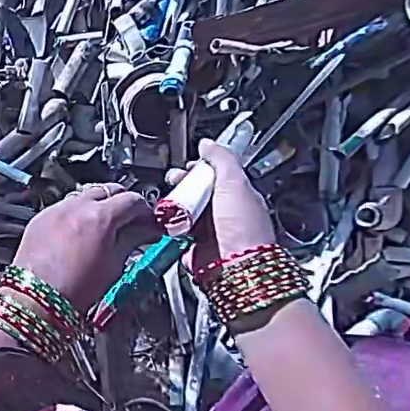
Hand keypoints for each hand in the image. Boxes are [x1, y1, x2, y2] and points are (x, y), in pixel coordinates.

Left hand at [11, 183, 163, 309]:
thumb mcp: (114, 265)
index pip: (133, 200)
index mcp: (100, 216)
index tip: (149, 222)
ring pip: (84, 196)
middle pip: (108, 191)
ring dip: (98, 206)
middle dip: (123, 203)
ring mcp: (56, 210)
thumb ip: (132, 240)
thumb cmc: (73, 290)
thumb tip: (146, 230)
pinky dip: (77, 213)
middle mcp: (76, 206)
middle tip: (131, 222)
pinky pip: (64, 207)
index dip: (145, 211)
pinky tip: (81, 233)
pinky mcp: (40, 218)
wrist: (35, 300)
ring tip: (105, 228)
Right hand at [175, 140, 277, 270]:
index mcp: (237, 195)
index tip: (188, 166)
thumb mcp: (235, 182)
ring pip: (182, 209)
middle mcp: (222, 212)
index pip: (214, 174)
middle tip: (174, 181)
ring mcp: (207, 230)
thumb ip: (221, 159)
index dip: (199, 168)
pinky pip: (175, 229)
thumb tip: (207, 143)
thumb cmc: (243, 227)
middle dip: (182, 184)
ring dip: (173, 204)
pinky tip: (166, 219)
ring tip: (168, 201)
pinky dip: (168, 224)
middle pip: (195, 190)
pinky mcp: (192, 246)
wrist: (234, 267)